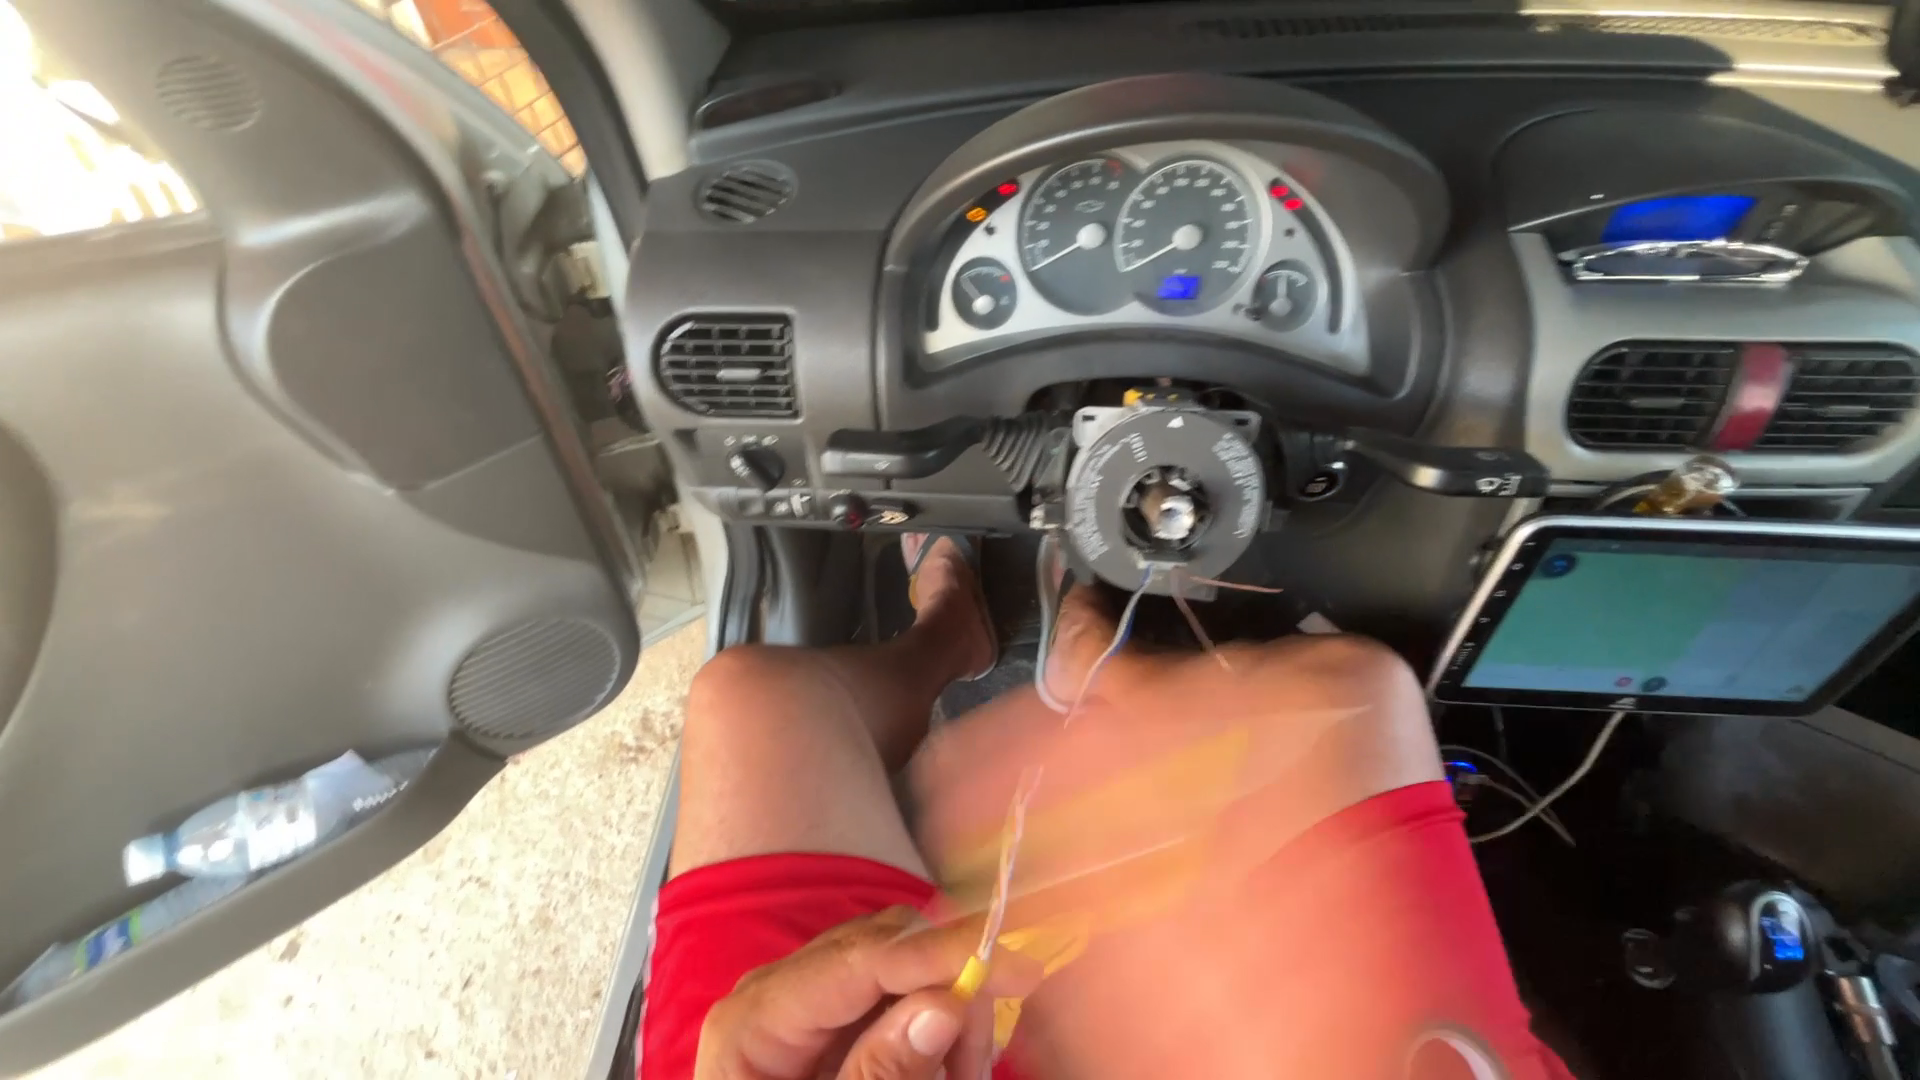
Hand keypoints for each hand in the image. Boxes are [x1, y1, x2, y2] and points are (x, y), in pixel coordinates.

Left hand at [693, 906, 1042, 1079]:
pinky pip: (897, 993)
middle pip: (888, 944)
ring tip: (966, 1073)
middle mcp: (780, 986)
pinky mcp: (832, 1015)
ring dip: (950, 1008)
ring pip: (902, 961)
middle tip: (980, 1064)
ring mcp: (807, 997)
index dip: (943, 953)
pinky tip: (947, 1067)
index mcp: (756, 1016)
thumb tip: (946, 1004)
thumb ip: (877, 1075)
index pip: (861, 957)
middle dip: (953, 986)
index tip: (1020, 966)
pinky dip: (934, 1023)